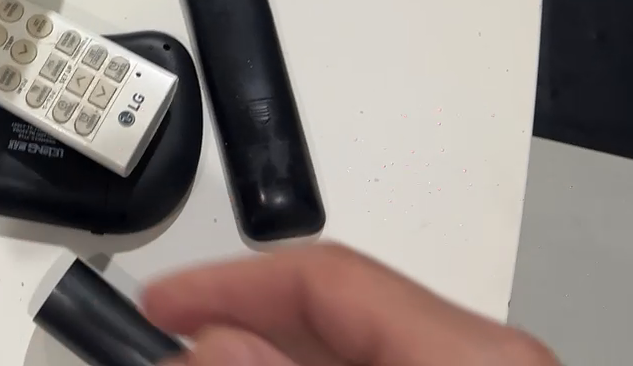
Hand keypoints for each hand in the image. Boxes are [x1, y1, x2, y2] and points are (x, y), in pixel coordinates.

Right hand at [142, 244, 557, 365]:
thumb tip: (208, 342)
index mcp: (473, 356)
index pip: (323, 275)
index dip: (224, 282)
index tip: (156, 305)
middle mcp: (476, 358)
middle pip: (326, 309)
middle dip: (233, 326)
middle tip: (167, 346)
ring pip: (337, 347)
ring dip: (258, 356)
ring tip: (200, 362)